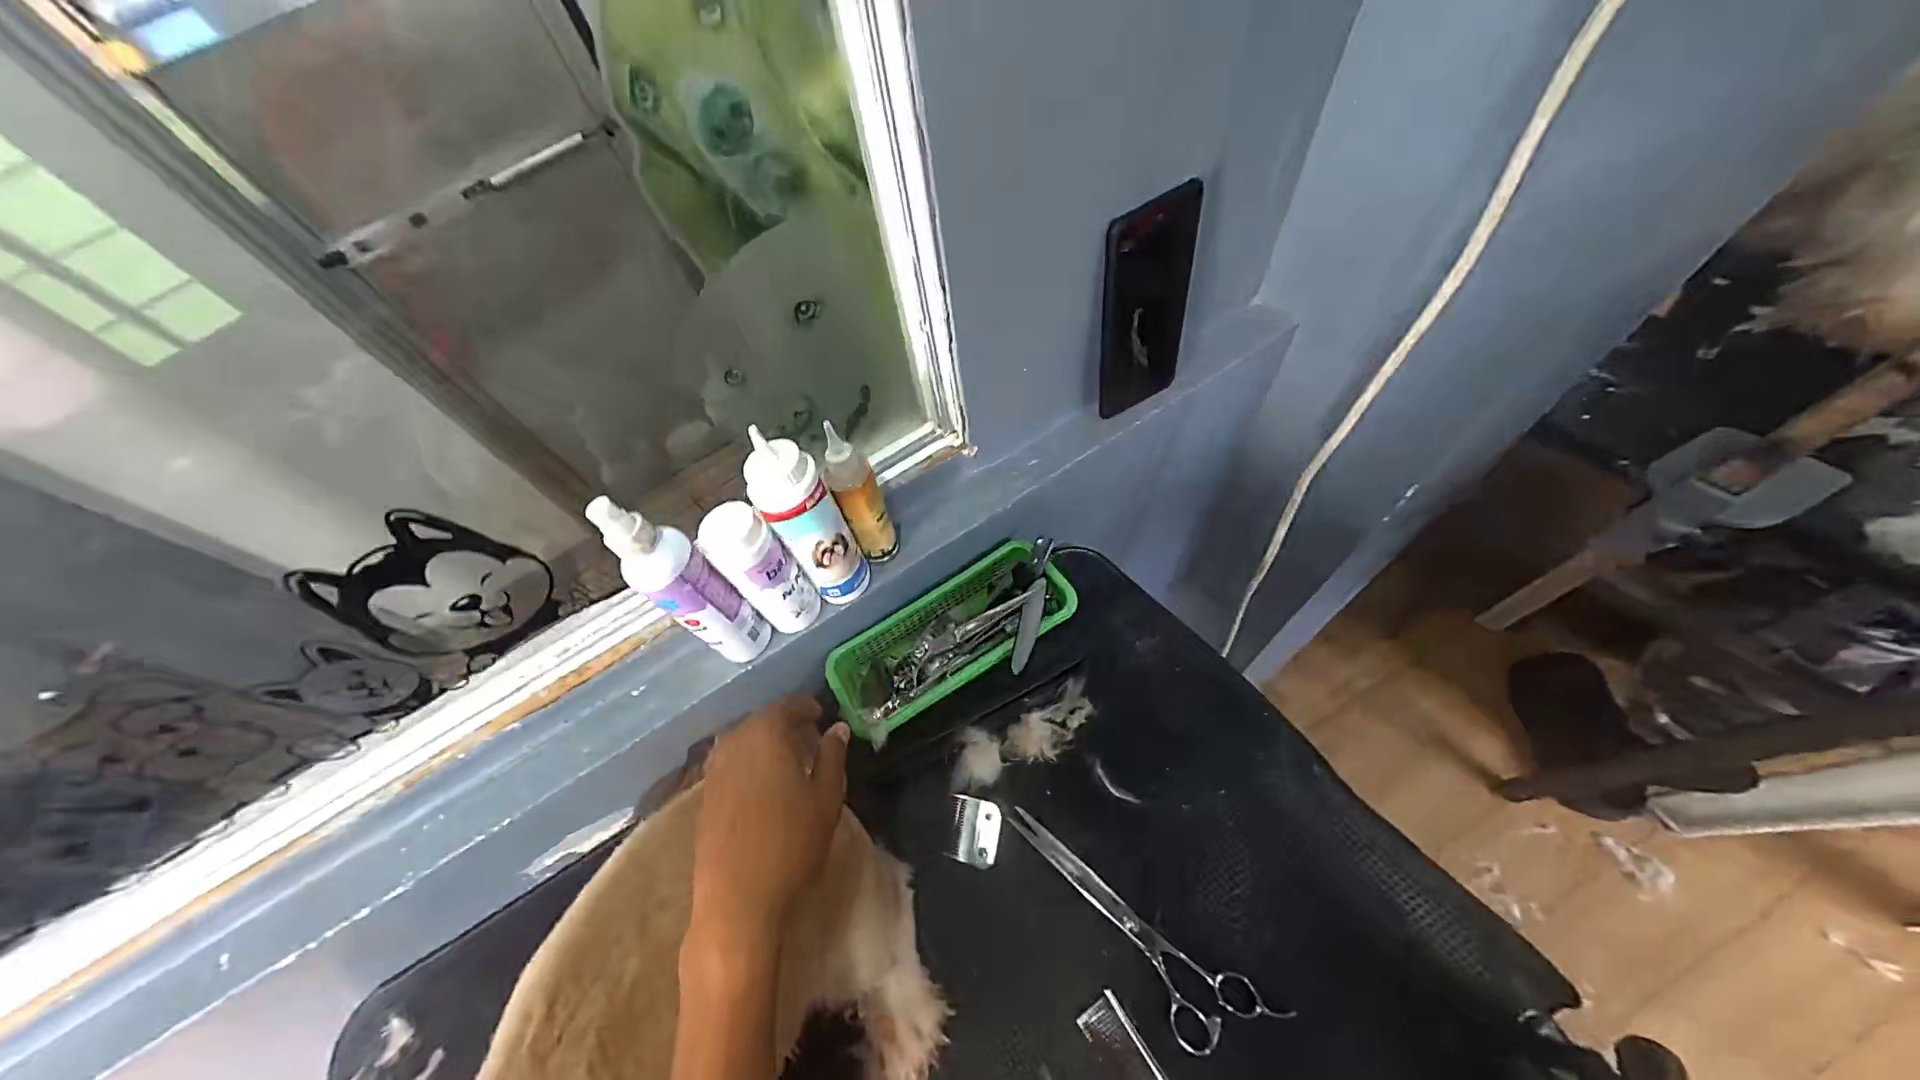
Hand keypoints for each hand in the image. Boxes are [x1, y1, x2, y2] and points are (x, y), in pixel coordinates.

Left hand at [687, 696, 849, 946]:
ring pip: (744, 740)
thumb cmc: (792, 844)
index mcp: (766, 732)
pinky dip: (750, 763)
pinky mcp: (704, 795)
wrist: (737, 901)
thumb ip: (832, 756)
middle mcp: (734, 741)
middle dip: (787, 724)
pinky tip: (765, 784)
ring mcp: (714, 768)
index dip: (808, 707)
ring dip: (766, 744)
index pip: (788, 704)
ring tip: (790, 762)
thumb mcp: (826, 797)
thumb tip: (837, 728)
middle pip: (763, 719)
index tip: (823, 717)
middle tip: (811, 740)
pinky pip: (731, 762)